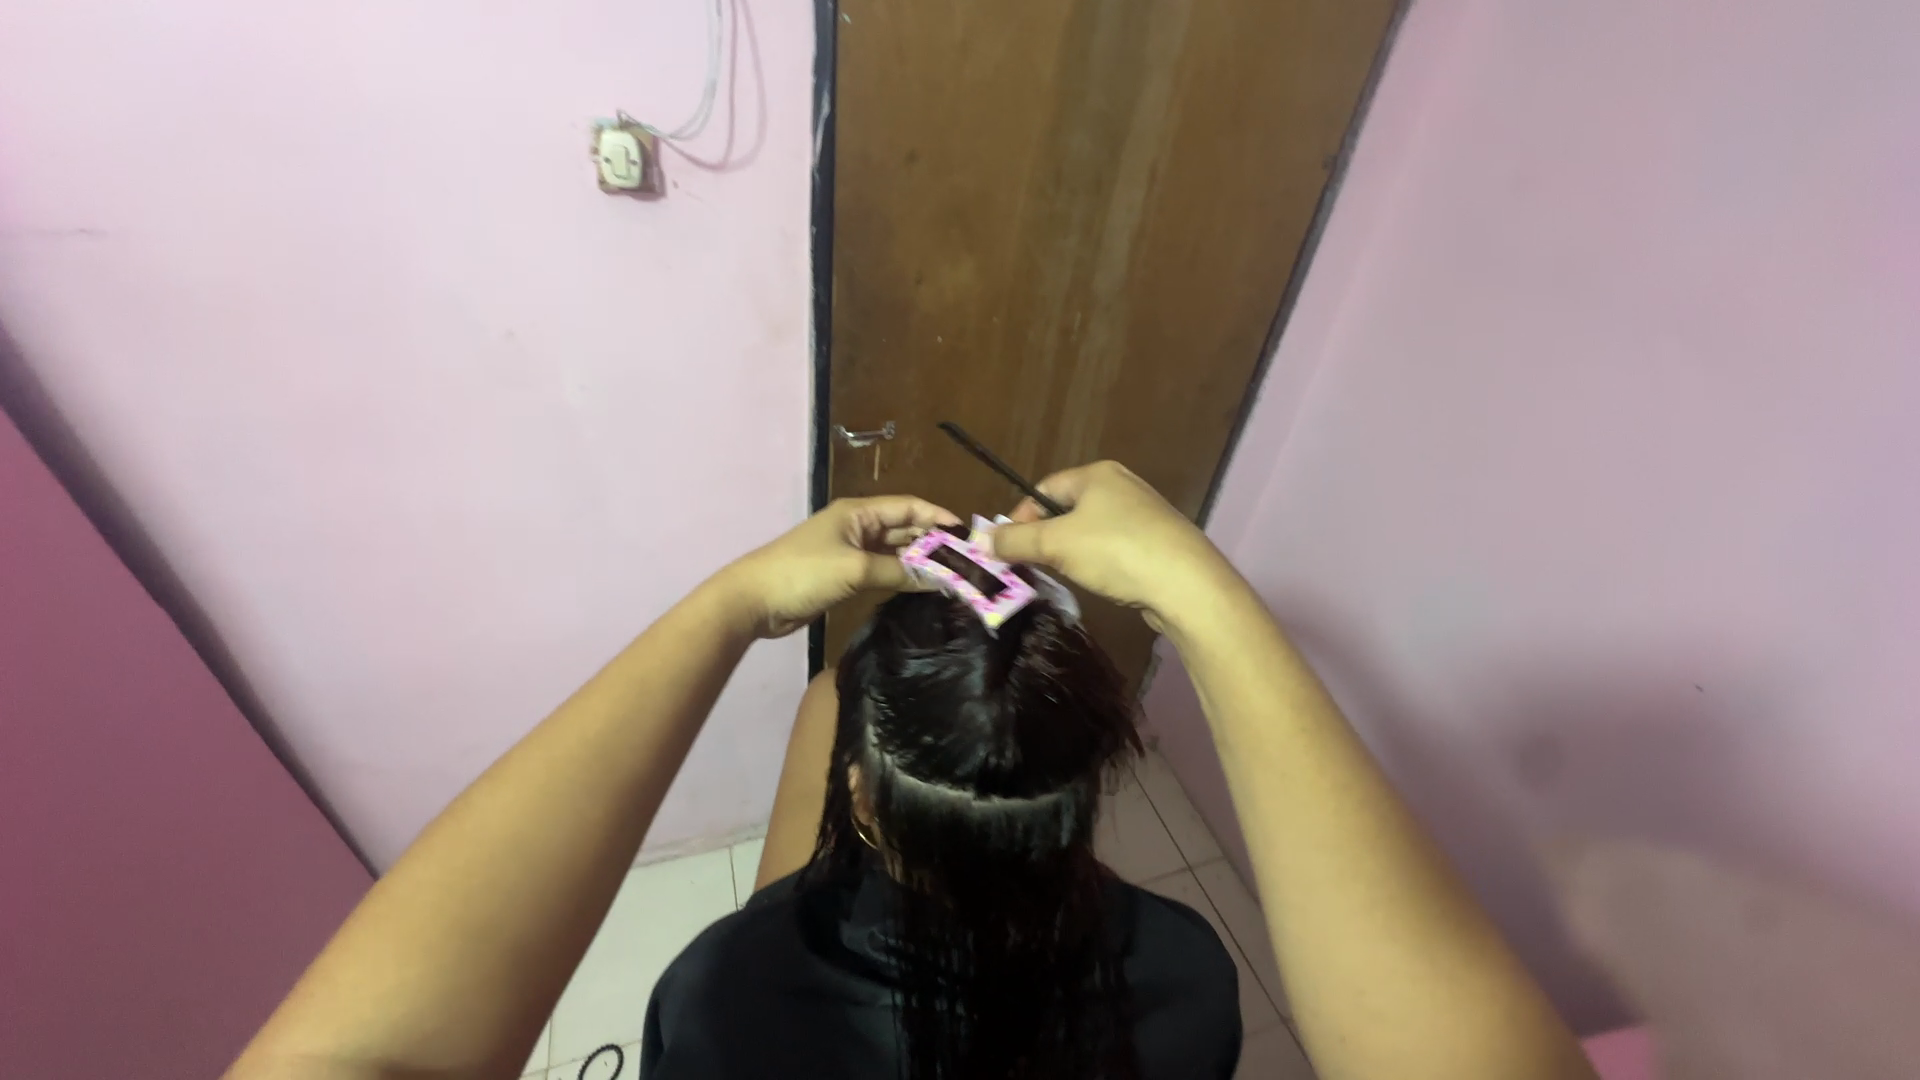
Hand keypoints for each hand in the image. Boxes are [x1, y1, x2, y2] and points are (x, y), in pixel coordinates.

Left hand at [714, 496, 960, 637]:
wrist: (755, 601)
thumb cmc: (804, 573)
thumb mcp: (855, 570)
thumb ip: (898, 573)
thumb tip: (939, 579)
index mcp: (859, 512)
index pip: (908, 507)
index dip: (938, 517)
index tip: (967, 535)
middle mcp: (858, 526)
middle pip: (904, 529)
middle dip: (933, 542)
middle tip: (966, 562)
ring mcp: (850, 551)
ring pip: (894, 552)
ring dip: (919, 562)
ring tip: (952, 576)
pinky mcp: (845, 575)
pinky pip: (882, 571)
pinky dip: (901, 577)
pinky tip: (922, 588)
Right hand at [982, 461, 1239, 628]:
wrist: (1187, 584)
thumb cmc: (1116, 551)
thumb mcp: (1056, 544)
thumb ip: (1015, 541)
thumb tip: (979, 539)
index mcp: (1096, 474)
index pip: (1043, 489)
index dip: (1021, 517)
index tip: (1009, 548)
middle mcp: (1121, 485)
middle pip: (1067, 509)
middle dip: (1045, 537)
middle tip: (1032, 564)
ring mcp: (1144, 513)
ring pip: (1090, 530)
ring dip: (1071, 552)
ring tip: (1065, 575)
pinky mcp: (1158, 541)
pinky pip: (1115, 547)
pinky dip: (1100, 562)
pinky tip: (1101, 581)